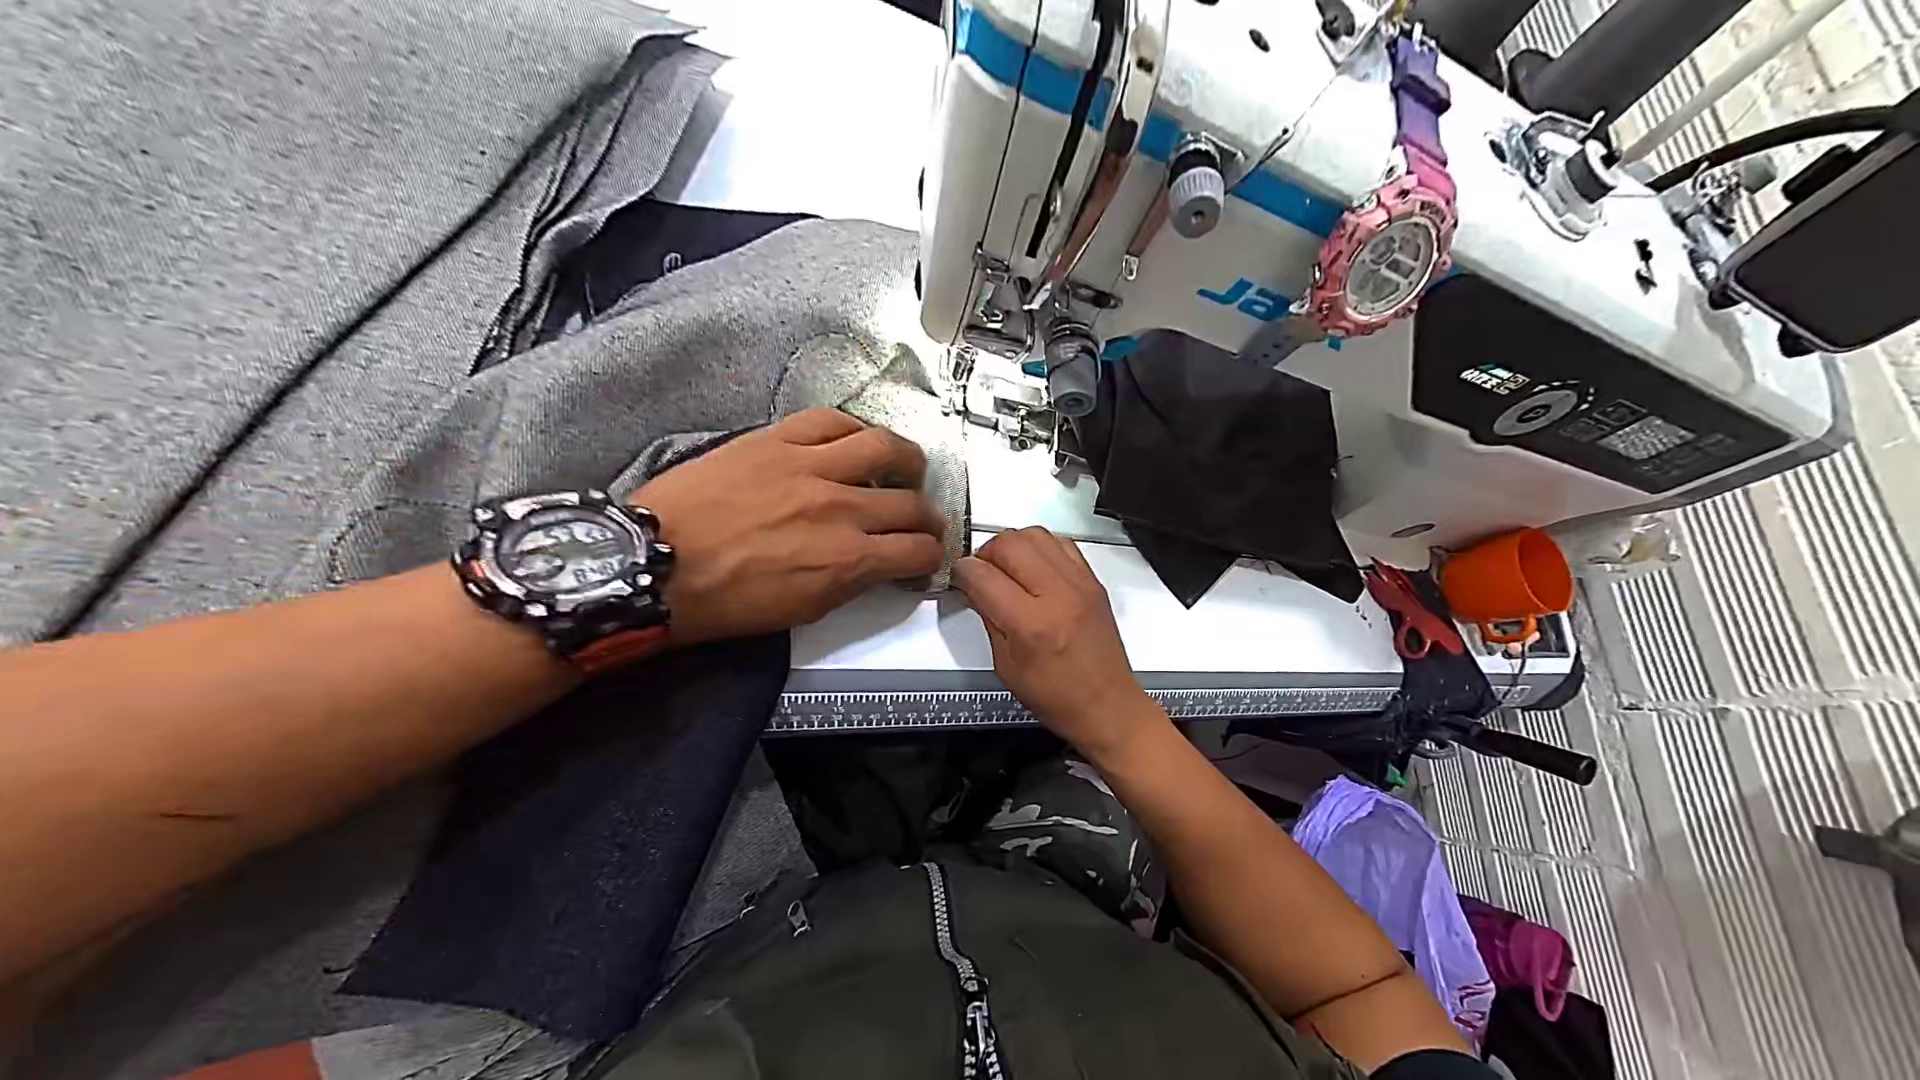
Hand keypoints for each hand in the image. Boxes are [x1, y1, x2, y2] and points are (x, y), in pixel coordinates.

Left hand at [633, 409, 945, 644]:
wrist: (654, 566)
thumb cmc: (721, 600)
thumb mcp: (802, 610)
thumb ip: (850, 582)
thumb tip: (874, 565)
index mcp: (847, 559)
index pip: (917, 550)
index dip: (930, 557)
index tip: (922, 559)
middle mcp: (839, 508)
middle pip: (912, 503)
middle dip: (929, 518)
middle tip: (923, 521)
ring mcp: (809, 467)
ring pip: (885, 446)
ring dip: (908, 459)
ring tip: (906, 467)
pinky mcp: (776, 440)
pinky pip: (831, 420)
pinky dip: (853, 429)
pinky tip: (854, 440)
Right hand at [952, 527, 1168, 759]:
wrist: (1107, 705)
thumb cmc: (1059, 696)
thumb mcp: (1006, 665)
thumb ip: (987, 617)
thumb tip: (972, 585)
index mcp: (1032, 625)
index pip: (983, 575)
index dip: (963, 571)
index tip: (959, 575)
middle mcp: (1059, 596)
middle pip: (1009, 543)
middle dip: (986, 553)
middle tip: (982, 572)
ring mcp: (1080, 584)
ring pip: (1035, 534)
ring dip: (1013, 545)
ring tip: (1007, 567)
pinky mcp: (1093, 581)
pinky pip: (1061, 542)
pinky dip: (1040, 547)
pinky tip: (1033, 566)